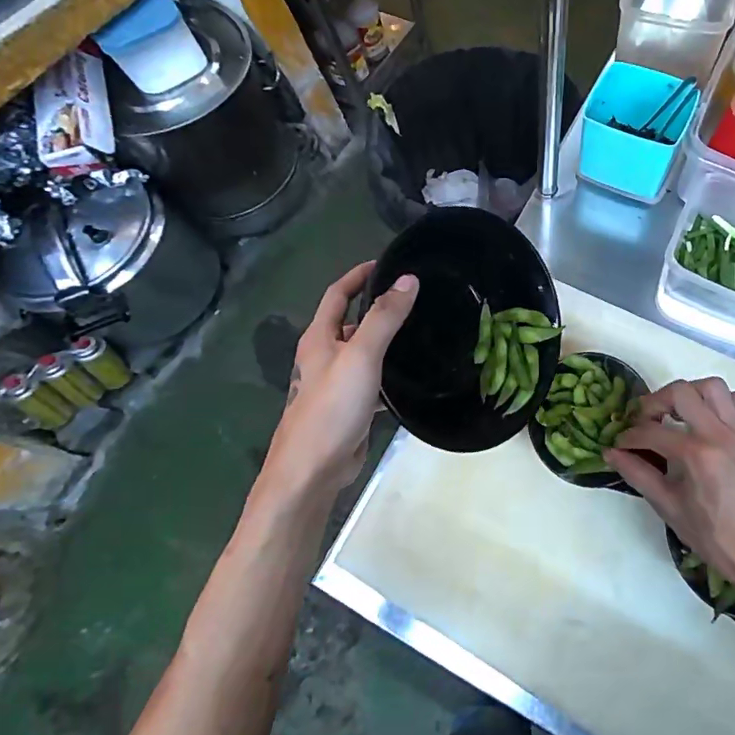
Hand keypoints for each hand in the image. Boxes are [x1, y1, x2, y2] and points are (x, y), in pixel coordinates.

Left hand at [259, 261, 417, 499]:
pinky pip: (372, 381)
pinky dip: (390, 374)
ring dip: (386, 341)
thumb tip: (407, 279)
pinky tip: (413, 376)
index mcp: (318, 337)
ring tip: (423, 332)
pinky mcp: (348, 409)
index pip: (337, 293)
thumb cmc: (331, 408)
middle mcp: (323, 356)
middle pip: (350, 322)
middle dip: (378, 307)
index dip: (358, 275)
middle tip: (415, 299)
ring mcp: (335, 384)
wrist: (311, 471)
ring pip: (363, 352)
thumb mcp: (360, 355)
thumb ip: (384, 317)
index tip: (386, 263)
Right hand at [607, 378, 734, 604]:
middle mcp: (719, 434)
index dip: (629, 437)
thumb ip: (638, 474)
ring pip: (712, 386)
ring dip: (689, 393)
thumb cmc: (714, 537)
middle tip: (644, 421)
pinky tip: (707, 419)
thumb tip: (611, 453)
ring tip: (676, 413)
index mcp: (696, 454)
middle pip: (681, 392)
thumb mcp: (669, 507)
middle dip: (655, 402)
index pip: (652, 432)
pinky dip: (720, 401)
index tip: (619, 445)